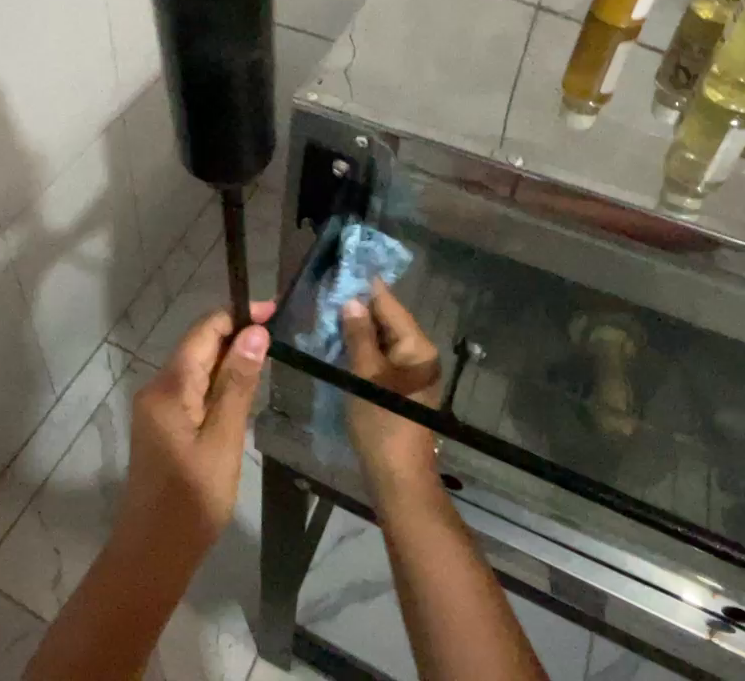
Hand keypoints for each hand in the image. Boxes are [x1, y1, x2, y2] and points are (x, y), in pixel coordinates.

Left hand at [119, 303, 273, 555]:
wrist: (153, 553)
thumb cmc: (192, 500)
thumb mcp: (223, 440)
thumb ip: (238, 385)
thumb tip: (256, 332)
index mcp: (169, 387)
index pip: (205, 331)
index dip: (240, 317)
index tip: (276, 311)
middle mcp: (157, 388)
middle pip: (199, 346)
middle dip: (238, 336)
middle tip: (281, 336)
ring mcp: (156, 408)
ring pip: (197, 368)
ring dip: (230, 361)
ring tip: (270, 360)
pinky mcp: (162, 426)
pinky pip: (192, 390)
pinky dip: (218, 384)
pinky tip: (243, 393)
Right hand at [341, 281, 441, 488]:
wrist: (397, 477)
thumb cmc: (383, 424)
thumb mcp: (366, 376)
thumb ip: (359, 337)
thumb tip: (351, 301)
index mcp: (417, 347)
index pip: (390, 305)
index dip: (367, 287)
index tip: (344, 268)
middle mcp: (418, 354)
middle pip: (388, 321)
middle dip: (359, 307)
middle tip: (326, 291)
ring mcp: (410, 373)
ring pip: (382, 340)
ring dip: (358, 329)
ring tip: (327, 313)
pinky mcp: (399, 388)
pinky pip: (380, 358)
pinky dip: (362, 349)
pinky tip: (339, 344)